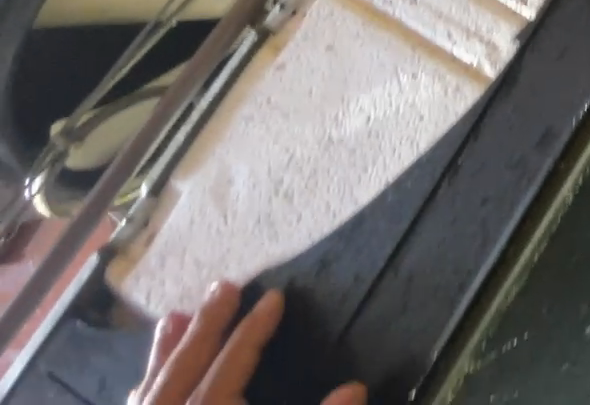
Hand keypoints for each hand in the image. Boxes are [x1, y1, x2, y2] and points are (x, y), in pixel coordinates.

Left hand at [130, 282, 363, 404]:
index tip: (274, 296)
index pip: (229, 369)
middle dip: (204, 329)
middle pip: (181, 375)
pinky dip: (140, 393)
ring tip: (173, 318)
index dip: (253, 331)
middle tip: (225, 286)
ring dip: (162, 356)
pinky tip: (143, 384)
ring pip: (147, 397)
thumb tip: (358, 387)